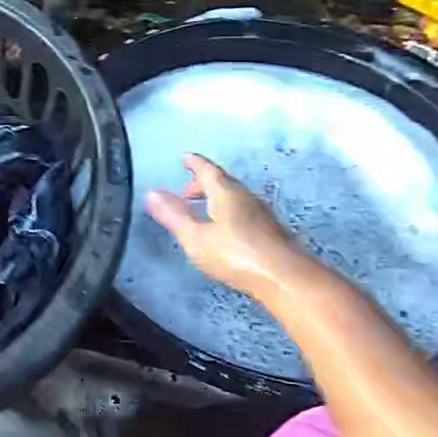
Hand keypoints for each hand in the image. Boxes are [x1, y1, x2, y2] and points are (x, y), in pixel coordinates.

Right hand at [143, 153, 313, 300]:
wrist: (285, 278)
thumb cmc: (236, 255)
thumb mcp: (196, 238)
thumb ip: (174, 216)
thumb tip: (152, 193)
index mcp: (226, 193)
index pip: (208, 170)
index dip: (195, 163)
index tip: (186, 158)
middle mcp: (246, 197)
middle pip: (223, 182)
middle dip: (203, 183)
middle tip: (186, 193)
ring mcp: (261, 214)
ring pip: (235, 197)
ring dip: (217, 199)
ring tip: (203, 211)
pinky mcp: (270, 231)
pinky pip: (244, 212)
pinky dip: (229, 212)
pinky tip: (226, 230)